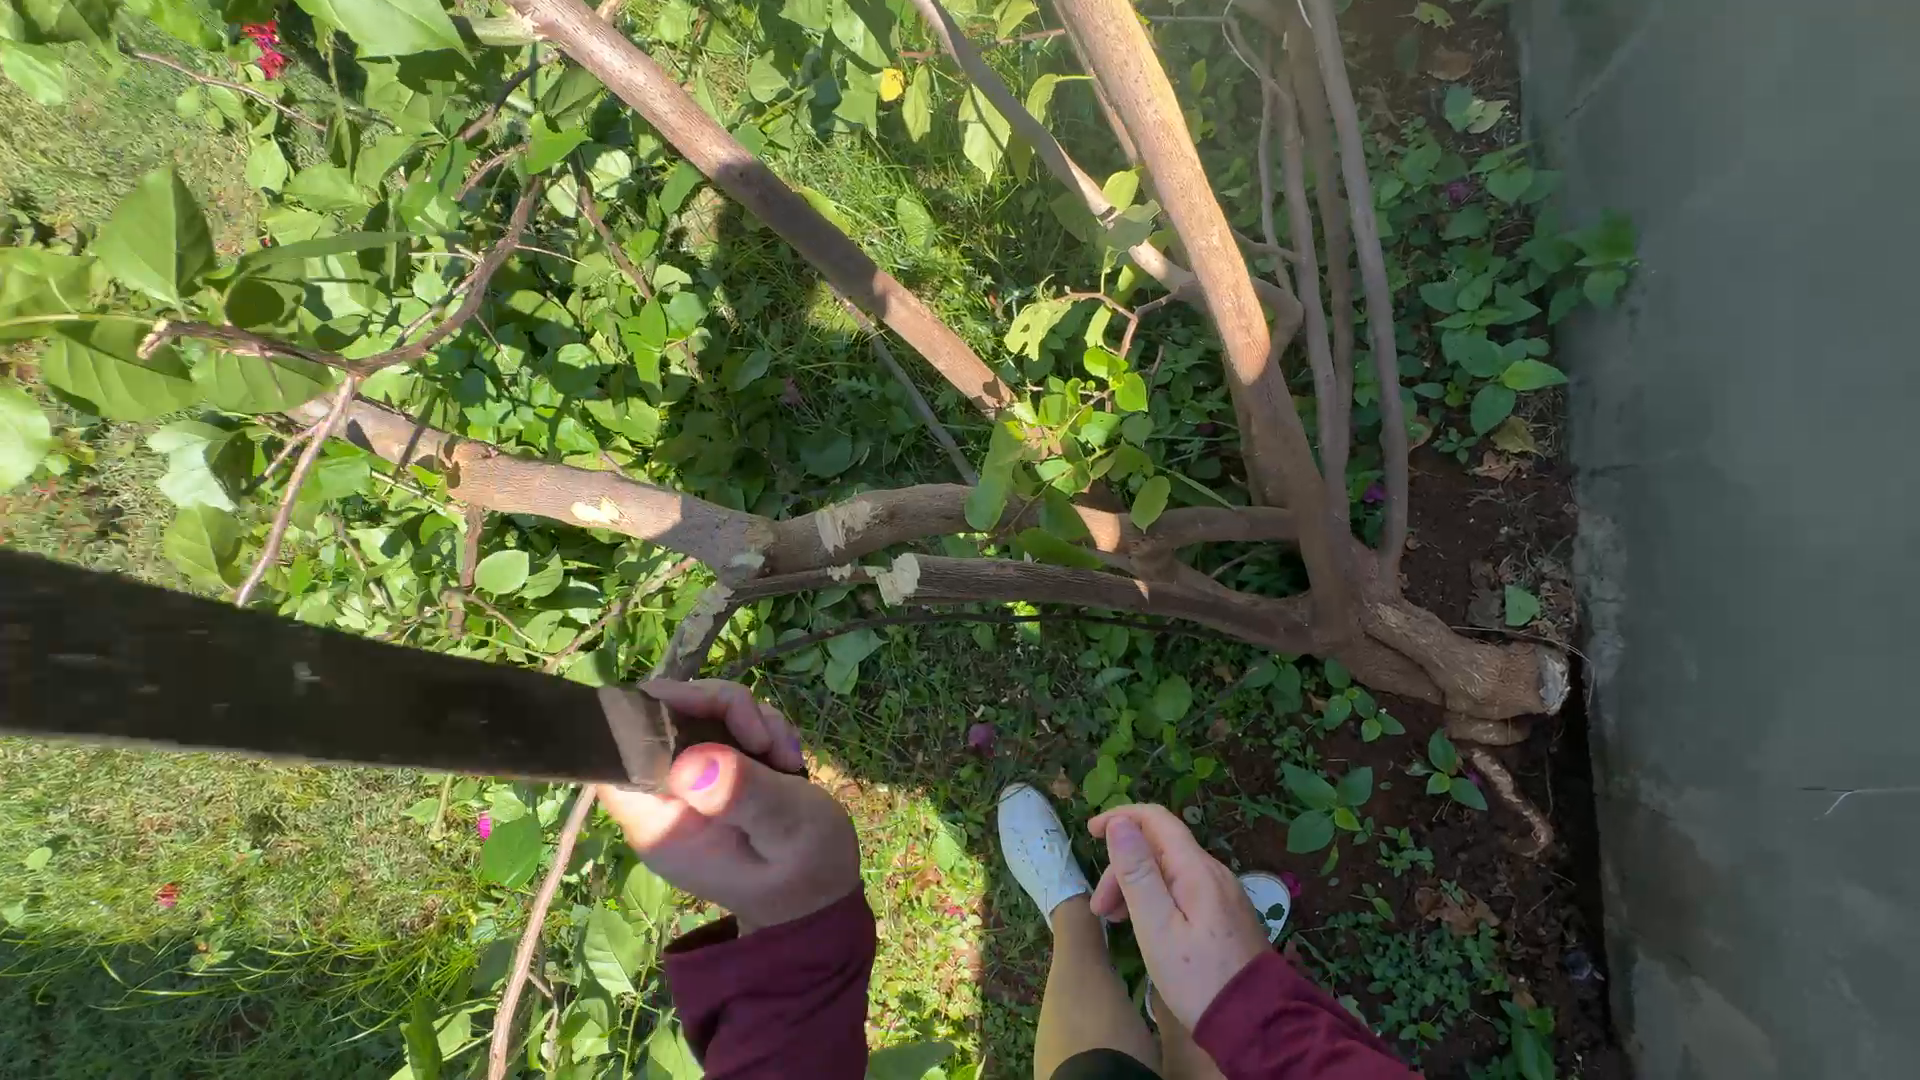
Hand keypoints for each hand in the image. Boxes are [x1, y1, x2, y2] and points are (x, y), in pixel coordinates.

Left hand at [597, 680, 859, 934]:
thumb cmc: (805, 871)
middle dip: (725, 710)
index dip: (663, 709)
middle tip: (769, 739)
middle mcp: (662, 798)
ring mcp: (688, 784)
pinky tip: (787, 757)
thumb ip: (742, 794)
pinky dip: (760, 729)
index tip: (721, 711)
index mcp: (660, 819)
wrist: (820, 898)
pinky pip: (725, 727)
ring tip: (787, 757)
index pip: (624, 743)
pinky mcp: (713, 775)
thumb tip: (692, 761)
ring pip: (702, 714)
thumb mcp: (787, 828)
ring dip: (752, 720)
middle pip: (667, 715)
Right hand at [1088, 804, 1268, 1030]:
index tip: (1091, 833)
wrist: (1258, 1026)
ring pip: (1169, 870)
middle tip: (1100, 909)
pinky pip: (1183, 889)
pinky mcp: (1225, 914)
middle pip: (1159, 847)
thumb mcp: (1157, 927)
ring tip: (1114, 922)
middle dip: (1122, 867)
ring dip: (1136, 885)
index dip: (1120, 817)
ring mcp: (1222, 893)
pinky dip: (1156, 898)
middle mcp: (1212, 872)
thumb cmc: (1198, 978)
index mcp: (1196, 869)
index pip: (1155, 819)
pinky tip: (1145, 926)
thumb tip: (1120, 823)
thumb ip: (1137, 872)